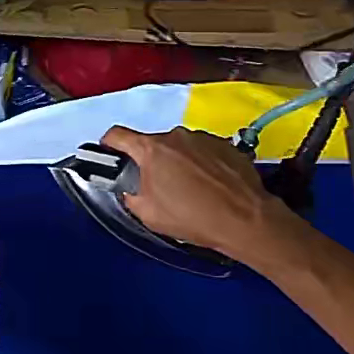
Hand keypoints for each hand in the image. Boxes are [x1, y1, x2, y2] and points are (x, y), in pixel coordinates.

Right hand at [100, 126, 298, 260]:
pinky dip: (202, 164)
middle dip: (152, 163)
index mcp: (153, 149)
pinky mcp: (225, 144)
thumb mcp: (148, 214)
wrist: (244, 218)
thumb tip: (129, 188)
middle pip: (153, 144)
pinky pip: (204, 151)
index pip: (118, 135)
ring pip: (181, 147)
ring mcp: (204, 138)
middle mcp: (178, 136)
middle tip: (159, 188)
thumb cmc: (195, 218)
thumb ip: (130, 194)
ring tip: (191, 191)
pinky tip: (209, 186)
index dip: (109, 145)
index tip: (109, 154)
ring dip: (180, 163)